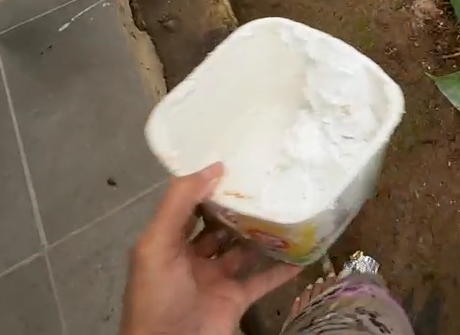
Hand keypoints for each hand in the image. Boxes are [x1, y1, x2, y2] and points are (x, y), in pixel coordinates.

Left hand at [121, 164, 298, 334]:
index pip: (191, 208)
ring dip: (264, 231)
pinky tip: (303, 248)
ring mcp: (217, 280)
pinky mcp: (237, 299)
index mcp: (170, 246)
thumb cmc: (159, 297)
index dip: (210, 185)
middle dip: (241, 206)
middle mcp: (193, 260)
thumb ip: (179, 204)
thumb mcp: (155, 246)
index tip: (238, 159)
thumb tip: (215, 165)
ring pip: (245, 249)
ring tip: (290, 203)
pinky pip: (264, 278)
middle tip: (271, 177)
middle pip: (221, 226)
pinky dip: (283, 266)